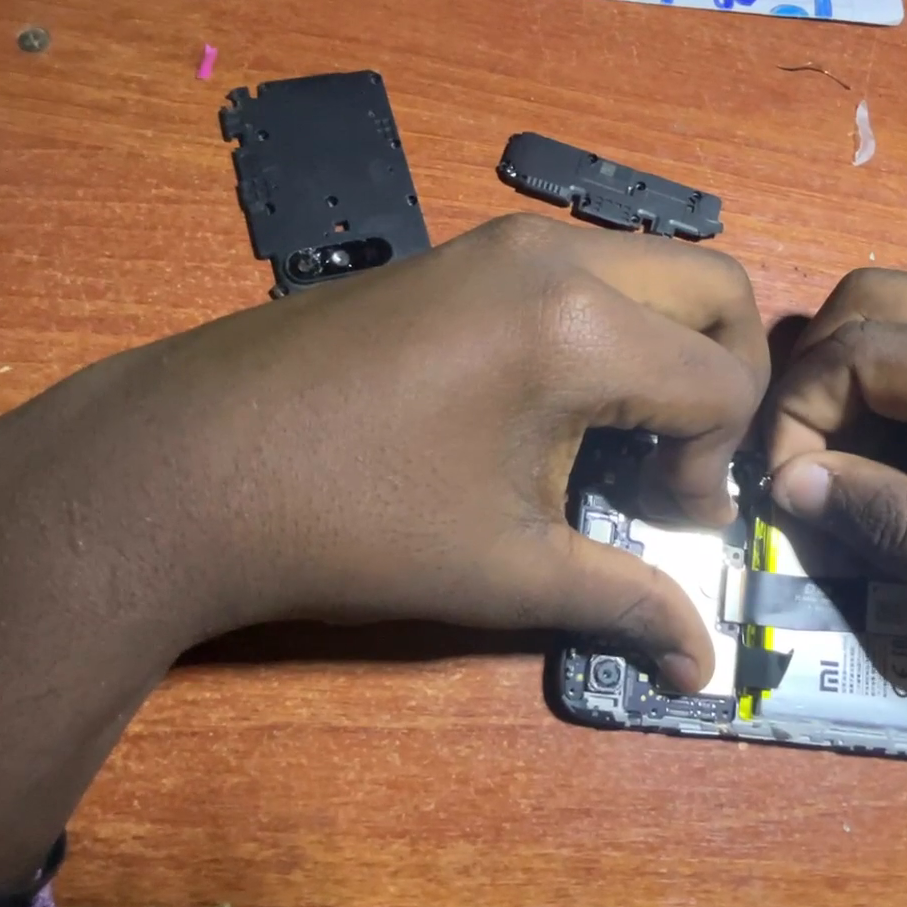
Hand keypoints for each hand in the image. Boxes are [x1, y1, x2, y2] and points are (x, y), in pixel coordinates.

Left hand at [0, 215, 763, 906]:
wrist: (179, 466)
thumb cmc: (353, 528)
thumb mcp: (505, 573)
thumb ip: (624, 602)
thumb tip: (703, 667)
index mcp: (580, 329)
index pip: (724, 383)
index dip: (716, 463)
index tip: (664, 514)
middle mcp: (558, 255)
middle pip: (717, 290)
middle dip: (727, 375)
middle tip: (676, 451)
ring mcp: (504, 238)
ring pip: (654, 266)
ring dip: (669, 344)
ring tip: (617, 425)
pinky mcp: (462, 248)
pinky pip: (586, 267)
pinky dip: (612, 322)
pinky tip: (554, 394)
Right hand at [763, 269, 906, 713]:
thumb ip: (901, 528)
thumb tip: (791, 481)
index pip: (858, 349)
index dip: (796, 415)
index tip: (789, 495)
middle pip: (870, 301)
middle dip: (811, 379)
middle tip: (807, 468)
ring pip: (899, 314)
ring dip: (845, 380)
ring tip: (842, 467)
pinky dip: (888, 392)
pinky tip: (898, 461)